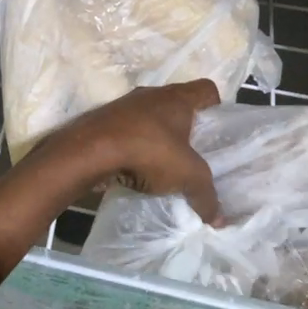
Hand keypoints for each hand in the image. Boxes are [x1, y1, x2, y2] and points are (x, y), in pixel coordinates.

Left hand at [23, 79, 221, 222]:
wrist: (88, 150)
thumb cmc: (147, 150)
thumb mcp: (187, 176)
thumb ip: (206, 195)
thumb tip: (219, 219)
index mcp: (176, 98)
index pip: (206, 89)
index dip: (217, 106)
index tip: (219, 128)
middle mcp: (150, 95)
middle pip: (177, 105)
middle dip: (187, 127)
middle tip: (196, 153)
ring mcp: (124, 106)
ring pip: (151, 119)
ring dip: (159, 138)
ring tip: (167, 165)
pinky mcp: (104, 122)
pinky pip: (129, 132)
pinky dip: (136, 147)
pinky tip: (139, 169)